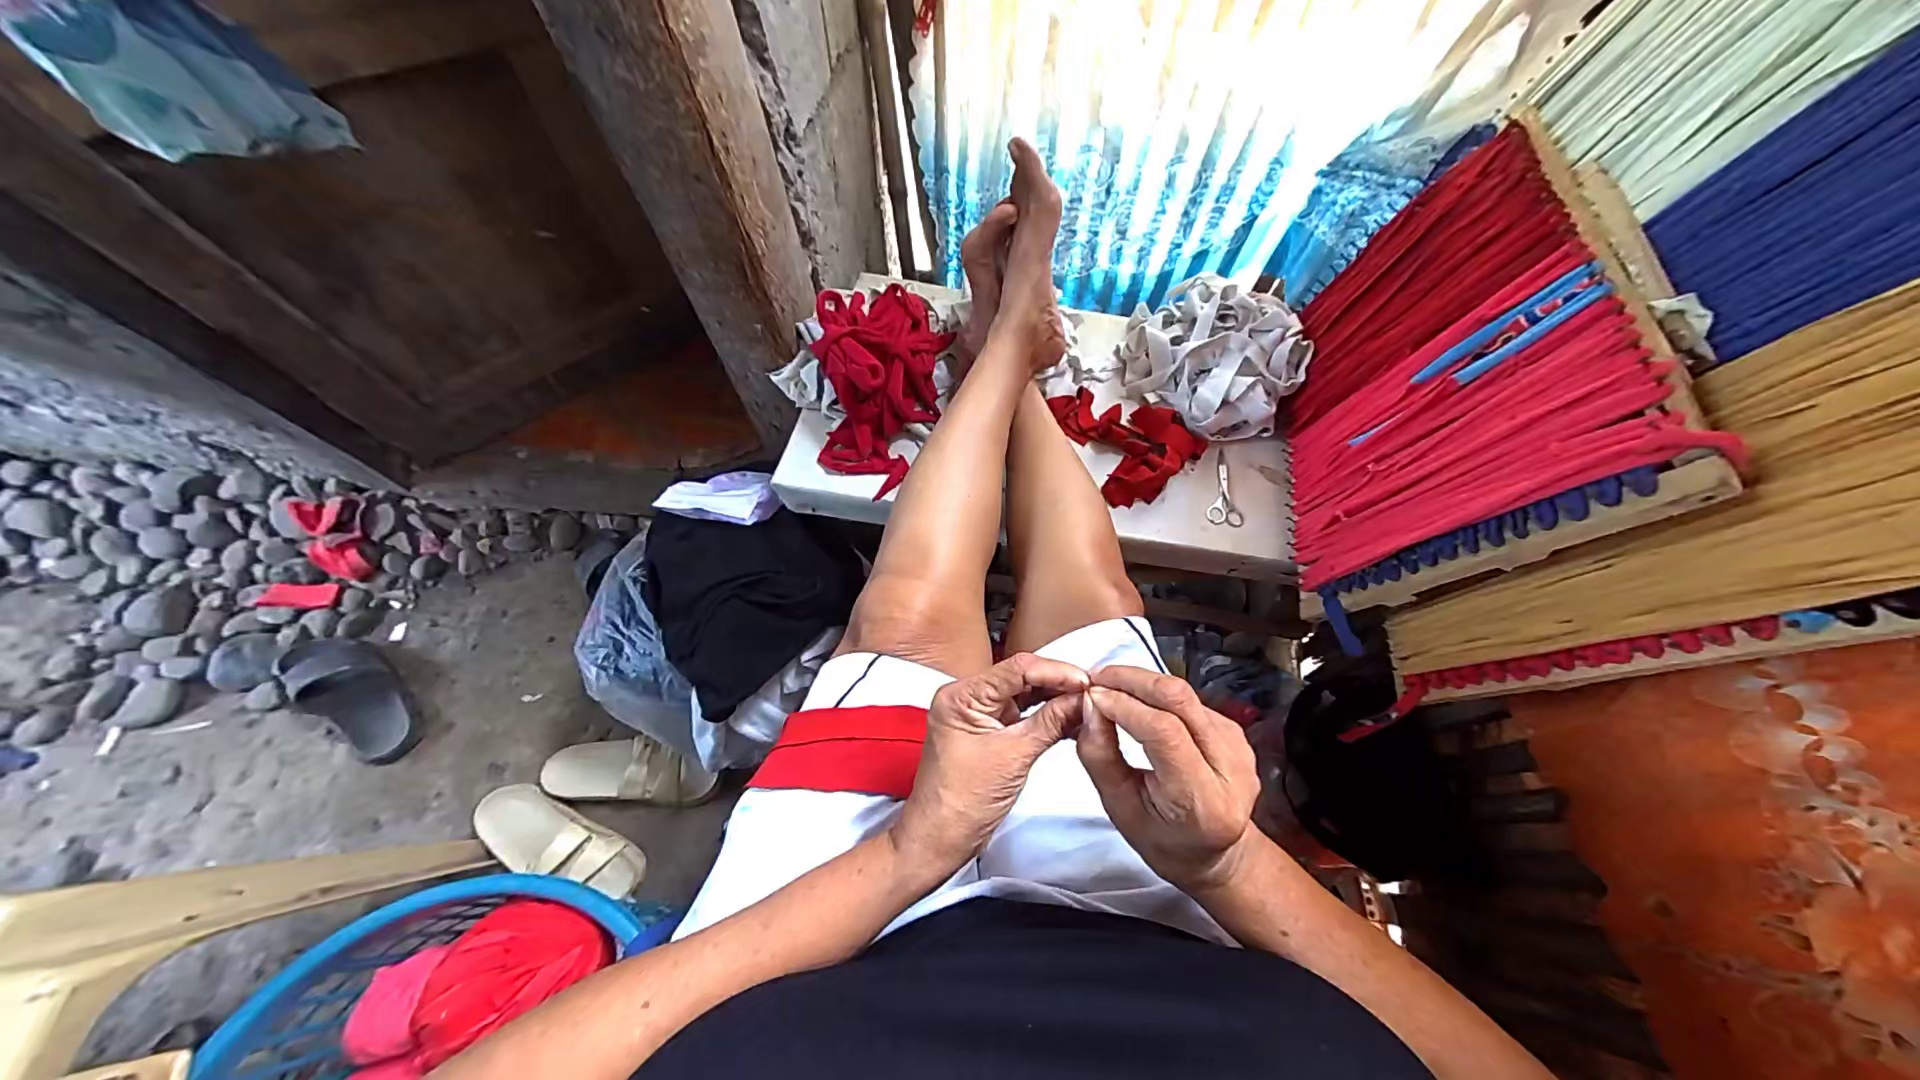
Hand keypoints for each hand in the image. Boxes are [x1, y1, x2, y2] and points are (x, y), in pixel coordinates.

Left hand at [890, 653, 1088, 873]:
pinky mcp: (988, 731)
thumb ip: (1050, 723)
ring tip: (1087, 705)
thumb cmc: (959, 804)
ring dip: (1056, 699)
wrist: (939, 839)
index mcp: (961, 696)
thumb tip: (1081, 701)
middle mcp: (966, 698)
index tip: (1085, 681)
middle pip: (1021, 678)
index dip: (1056, 672)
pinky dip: (1046, 716)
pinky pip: (1022, 713)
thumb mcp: (1013, 757)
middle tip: (1092, 693)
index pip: (1017, 669)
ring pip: (1024, 695)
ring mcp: (977, 714)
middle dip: (1059, 684)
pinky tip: (1070, 720)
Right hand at [1076, 665, 1259, 894]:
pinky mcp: (1232, 728)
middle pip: (1179, 699)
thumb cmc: (1164, 839)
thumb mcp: (1119, 807)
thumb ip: (1100, 756)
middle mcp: (1230, 766)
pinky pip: (1188, 698)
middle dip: (1131, 679)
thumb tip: (1090, 704)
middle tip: (1096, 679)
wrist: (1215, 852)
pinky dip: (1154, 692)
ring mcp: (1236, 744)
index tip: (1092, 696)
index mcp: (1203, 799)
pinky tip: (1132, 698)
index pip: (1164, 731)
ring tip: (1108, 686)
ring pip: (1183, 692)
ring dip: (1140, 681)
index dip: (1123, 705)